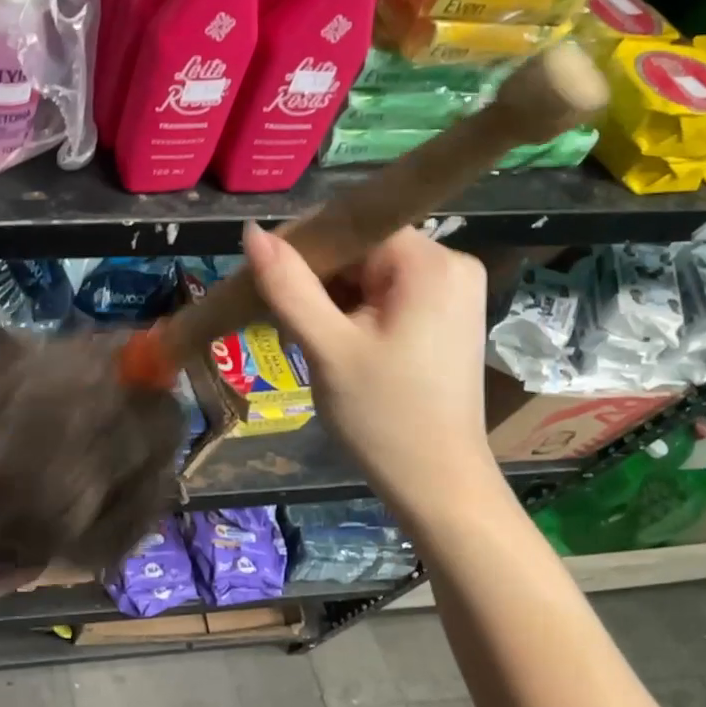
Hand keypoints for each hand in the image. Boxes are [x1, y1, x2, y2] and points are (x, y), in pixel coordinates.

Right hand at [241, 222, 498, 506]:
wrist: (435, 481)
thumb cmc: (382, 415)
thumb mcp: (326, 348)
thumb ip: (288, 287)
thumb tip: (252, 232)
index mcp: (431, 263)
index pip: (354, 225)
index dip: (305, 247)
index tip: (266, 280)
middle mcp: (452, 265)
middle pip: (363, 250)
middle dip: (317, 279)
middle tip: (282, 321)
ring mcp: (453, 294)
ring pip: (371, 275)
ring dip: (331, 300)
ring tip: (305, 339)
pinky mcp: (447, 320)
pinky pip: (388, 297)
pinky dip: (354, 314)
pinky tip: (334, 345)